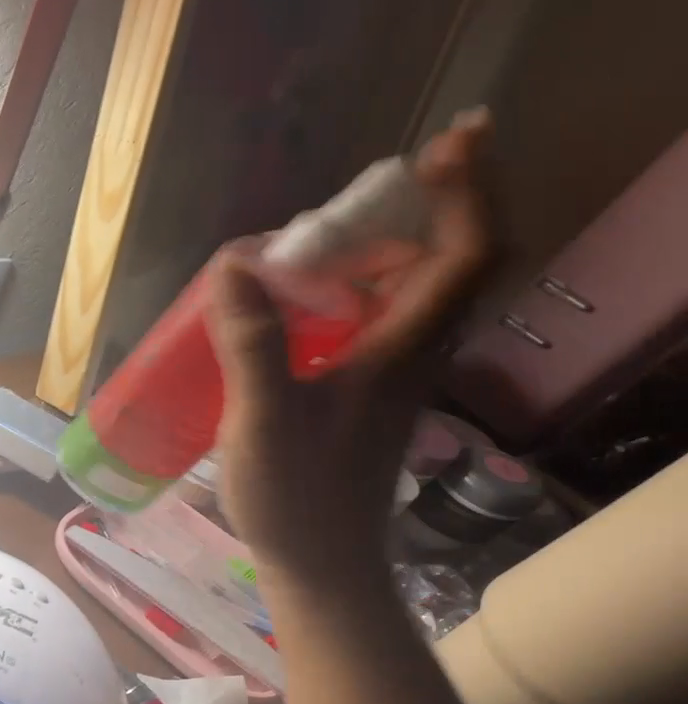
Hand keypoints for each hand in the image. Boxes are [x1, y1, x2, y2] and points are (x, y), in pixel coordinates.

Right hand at [206, 108, 492, 587]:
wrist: (319, 559)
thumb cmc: (296, 493)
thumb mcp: (264, 419)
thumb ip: (253, 343)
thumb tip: (237, 265)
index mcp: (402, 351)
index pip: (467, 254)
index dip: (468, 192)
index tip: (445, 144)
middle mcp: (412, 353)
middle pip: (444, 261)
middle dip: (412, 212)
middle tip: (348, 198)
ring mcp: (391, 373)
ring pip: (409, 291)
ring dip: (374, 252)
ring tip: (310, 243)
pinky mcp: (366, 391)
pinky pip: (374, 320)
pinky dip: (348, 291)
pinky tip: (296, 302)